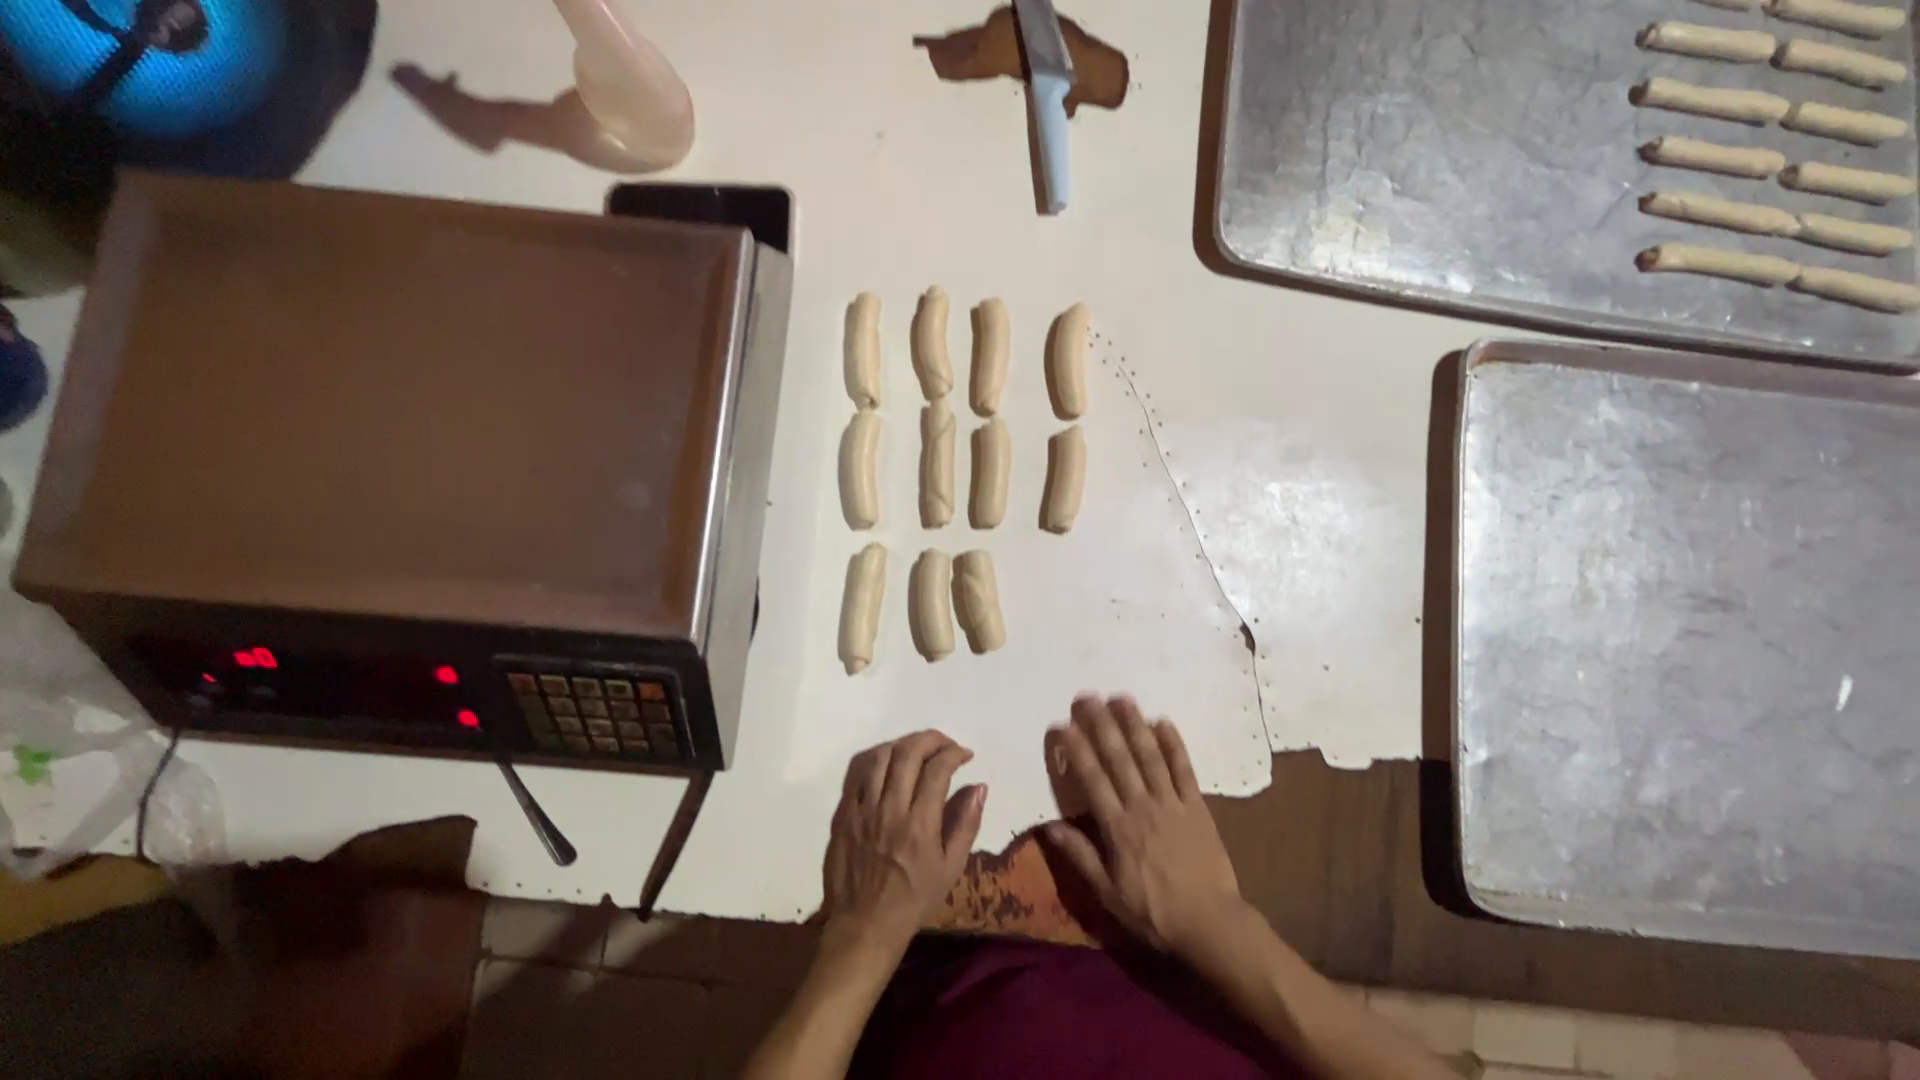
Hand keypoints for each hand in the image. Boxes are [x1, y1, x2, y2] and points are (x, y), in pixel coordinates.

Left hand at [822, 730, 987, 957]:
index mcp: (920, 824)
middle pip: (908, 753)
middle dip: (931, 739)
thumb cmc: (914, 898)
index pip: (938, 769)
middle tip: (944, 744)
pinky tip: (889, 765)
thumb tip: (979, 786)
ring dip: (902, 744)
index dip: (954, 753)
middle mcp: (890, 809)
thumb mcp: (951, 867)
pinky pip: (857, 774)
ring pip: (880, 756)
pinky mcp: (843, 813)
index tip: (965, 755)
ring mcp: (862, 809)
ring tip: (917, 750)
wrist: (865, 923)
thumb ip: (966, 823)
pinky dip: (876, 760)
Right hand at [1045, 695, 1244, 955]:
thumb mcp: (1108, 893)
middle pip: (1119, 759)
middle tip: (1087, 697)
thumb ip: (1080, 856)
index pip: (1092, 780)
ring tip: (1121, 698)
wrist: (1211, 923)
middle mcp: (1143, 807)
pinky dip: (1174, 745)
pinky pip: (1185, 770)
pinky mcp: (1198, 807)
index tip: (1063, 724)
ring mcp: (1173, 804)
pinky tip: (1163, 722)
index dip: (1077, 750)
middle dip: (1101, 725)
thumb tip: (1050, 826)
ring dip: (1135, 725)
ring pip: (1150, 756)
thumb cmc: (1154, 913)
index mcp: (1118, 828)